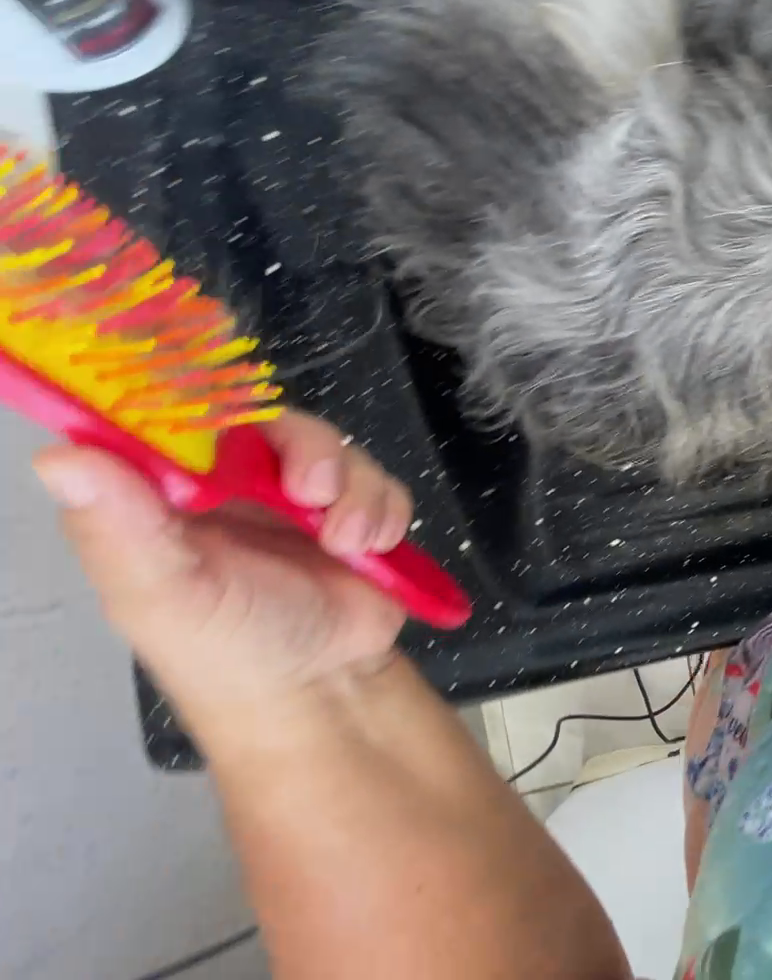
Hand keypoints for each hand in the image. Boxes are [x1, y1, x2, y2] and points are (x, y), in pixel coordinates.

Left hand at [32, 411, 414, 724]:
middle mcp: (240, 490)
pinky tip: (375, 546)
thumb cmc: (226, 646)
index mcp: (173, 498)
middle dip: (314, 453)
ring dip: (359, 495)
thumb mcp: (161, 592)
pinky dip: (389, 510)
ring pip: (342, 454)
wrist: (323, 683)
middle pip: (282, 428)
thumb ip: (119, 527)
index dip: (216, 410)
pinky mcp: (362, 517)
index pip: (186, 424)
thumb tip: (59, 455)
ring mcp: (305, 503)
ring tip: (354, 544)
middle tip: (316, 493)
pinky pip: (385, 484)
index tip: (240, 421)